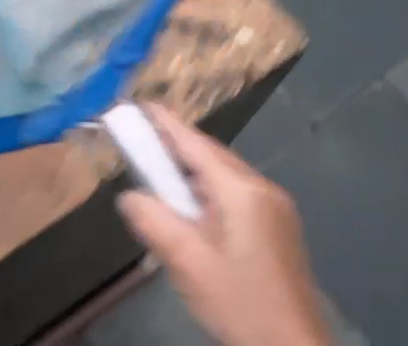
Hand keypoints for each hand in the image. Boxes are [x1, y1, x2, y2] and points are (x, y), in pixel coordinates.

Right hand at [115, 107, 330, 345]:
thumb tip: (129, 196)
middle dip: (174, 149)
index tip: (138, 104)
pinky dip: (208, 194)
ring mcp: (275, 208)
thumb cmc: (240, 302)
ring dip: (190, 175)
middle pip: (210, 156)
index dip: (164, 122)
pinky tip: (192, 214)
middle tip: (139, 148)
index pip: (195, 143)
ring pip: (223, 176)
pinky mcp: (279, 230)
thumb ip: (153, 220)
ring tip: (159, 184)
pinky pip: (236, 196)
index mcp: (241, 190)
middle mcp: (262, 188)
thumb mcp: (187, 262)